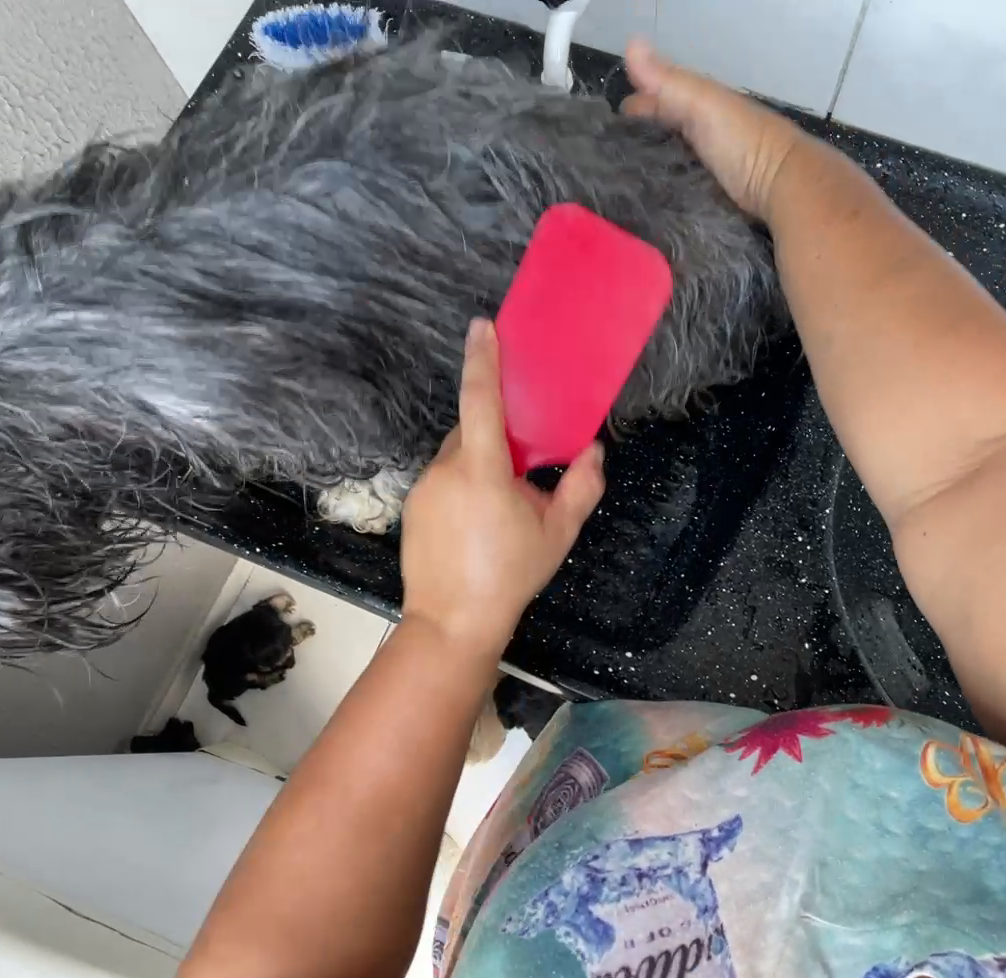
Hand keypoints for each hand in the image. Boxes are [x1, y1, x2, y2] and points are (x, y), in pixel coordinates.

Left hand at [400, 319, 605, 654]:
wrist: (452, 623)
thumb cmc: (509, 576)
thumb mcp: (558, 534)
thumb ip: (581, 487)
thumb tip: (593, 452)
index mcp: (482, 469)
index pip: (480, 400)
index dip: (483, 359)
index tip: (482, 326)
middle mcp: (445, 470)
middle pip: (472, 431)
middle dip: (497, 439)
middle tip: (522, 471)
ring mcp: (423, 489)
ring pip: (456, 459)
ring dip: (479, 468)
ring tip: (499, 513)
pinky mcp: (411, 508)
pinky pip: (442, 482)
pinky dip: (461, 489)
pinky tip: (475, 528)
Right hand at [621, 40, 810, 219]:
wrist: (784, 188)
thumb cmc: (743, 142)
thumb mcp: (703, 104)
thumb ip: (668, 82)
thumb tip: (629, 44)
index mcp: (698, 107)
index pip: (652, 104)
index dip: (628, 115)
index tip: (601, 138)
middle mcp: (700, 136)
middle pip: (657, 139)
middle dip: (632, 150)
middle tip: (602, 172)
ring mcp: (706, 172)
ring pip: (665, 170)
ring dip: (645, 179)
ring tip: (618, 195)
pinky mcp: (710, 203)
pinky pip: (678, 198)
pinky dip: (663, 201)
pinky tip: (646, 211)